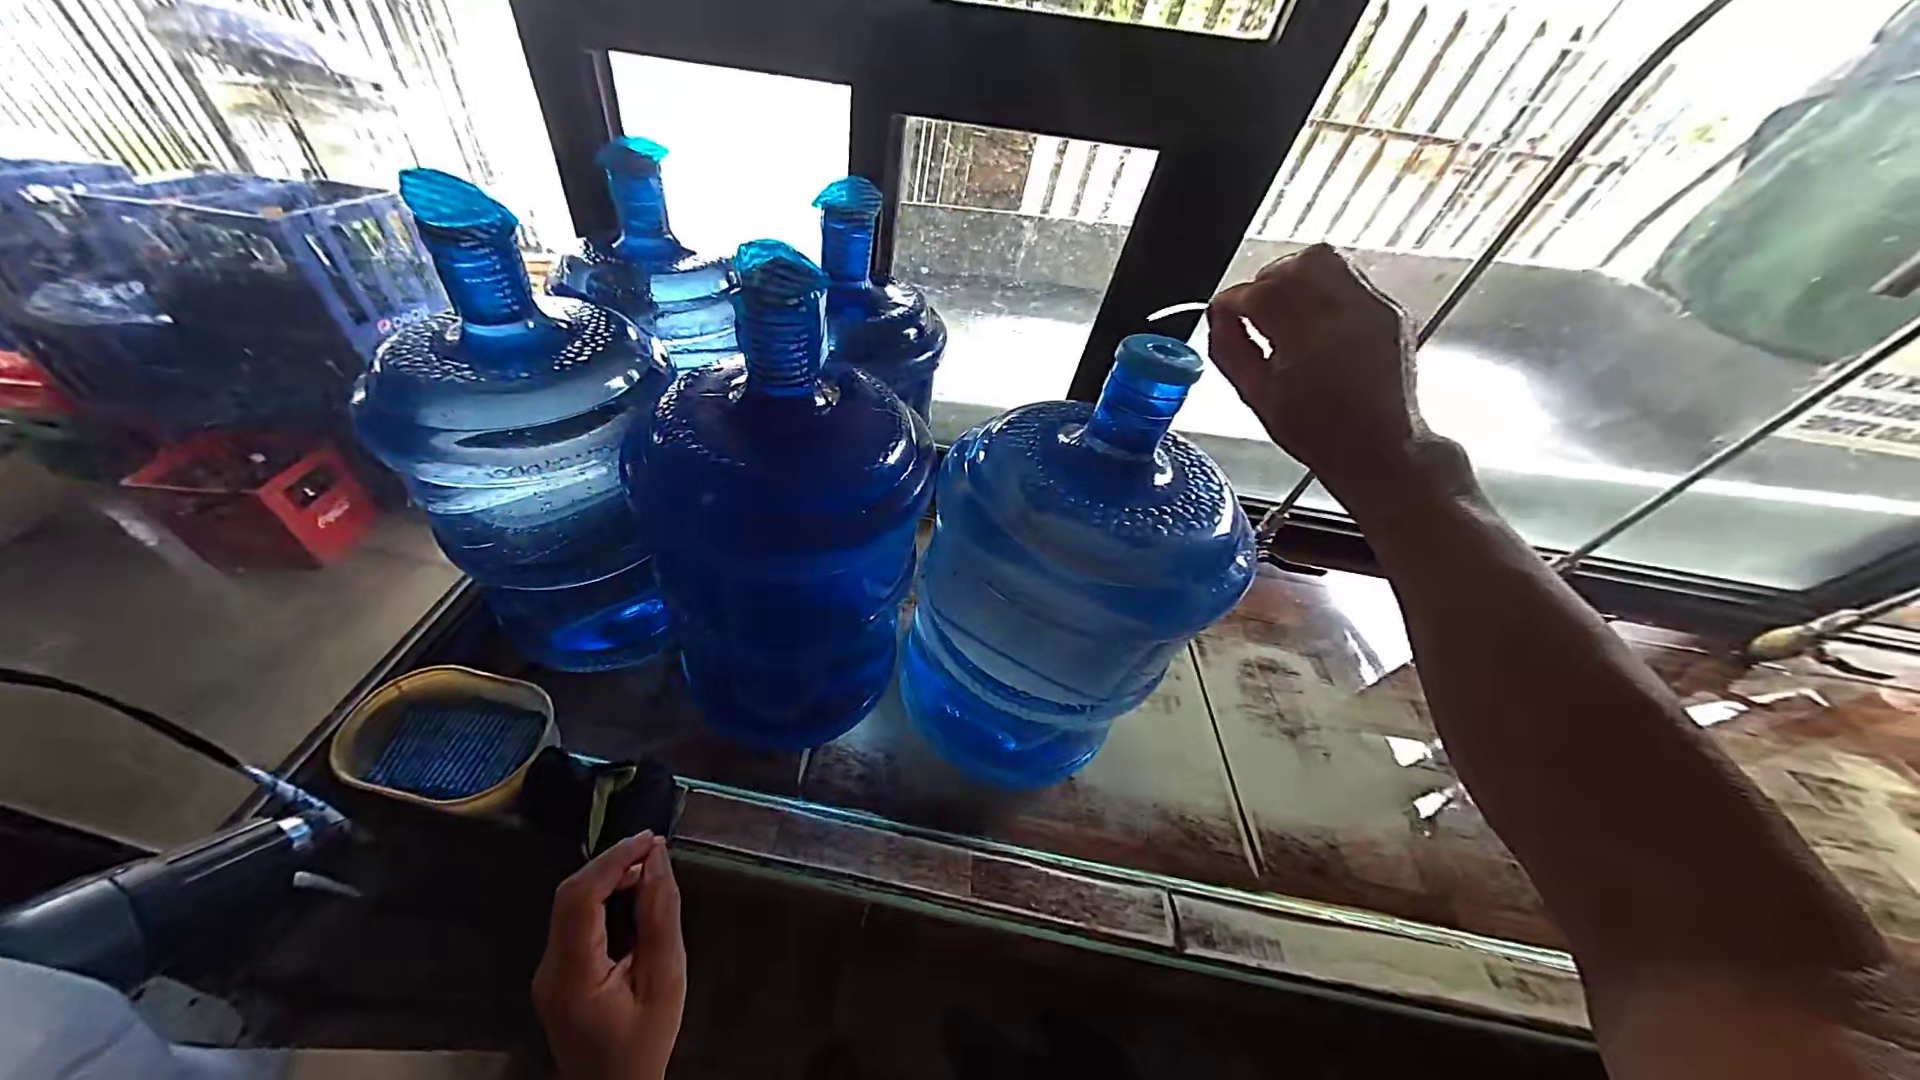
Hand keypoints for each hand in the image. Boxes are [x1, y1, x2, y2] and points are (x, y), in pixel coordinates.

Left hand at [532, 832, 685, 1079]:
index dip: (614, 860)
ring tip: (648, 861)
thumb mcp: (665, 980)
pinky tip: (631, 887)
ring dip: (608, 874)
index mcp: (572, 976)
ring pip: (569, 903)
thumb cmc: (644, 1043)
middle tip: (653, 846)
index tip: (650, 840)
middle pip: (569, 896)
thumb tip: (656, 861)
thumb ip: (660, 918)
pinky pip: (575, 917)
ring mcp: (548, 972)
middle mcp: (550, 970)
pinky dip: (603, 892)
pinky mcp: (558, 972)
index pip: (580, 899)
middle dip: (612, 861)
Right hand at [1207, 244, 1426, 491]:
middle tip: (1251, 308)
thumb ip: (1230, 351)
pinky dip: (1319, 287)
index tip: (1223, 312)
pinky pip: (1347, 277)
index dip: (1232, 300)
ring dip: (1292, 276)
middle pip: (1294, 266)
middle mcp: (1346, 315)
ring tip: (1280, 308)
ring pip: (1325, 259)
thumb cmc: (1318, 432)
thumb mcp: (1257, 397)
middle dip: (1263, 282)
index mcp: (1308, 340)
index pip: (1260, 293)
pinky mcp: (1389, 308)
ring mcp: (1374, 308)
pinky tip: (1310, 318)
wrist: (1377, 446)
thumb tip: (1218, 317)